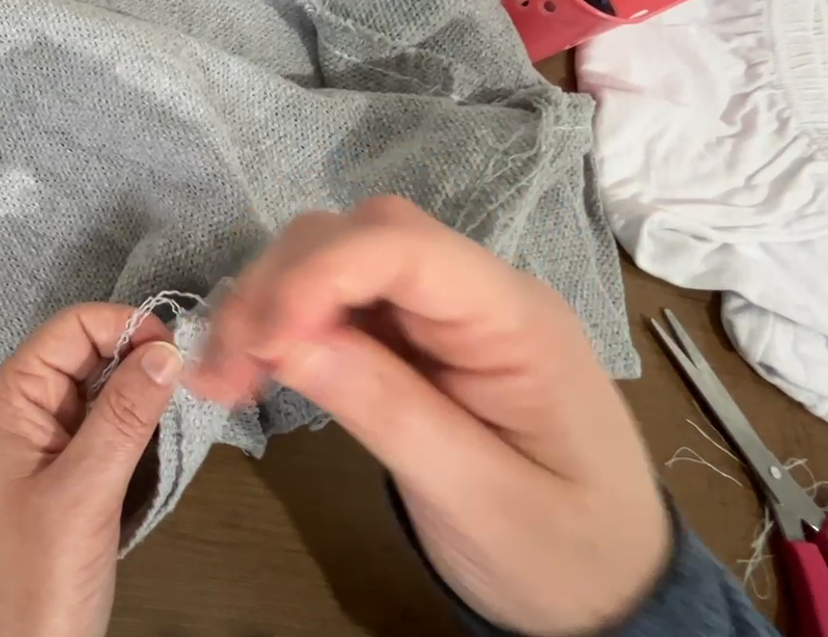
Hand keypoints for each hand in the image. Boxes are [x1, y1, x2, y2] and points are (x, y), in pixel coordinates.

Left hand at [0, 303, 183, 636]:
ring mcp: (40, 447)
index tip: (180, 352)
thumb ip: (124, 417)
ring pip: (99, 396)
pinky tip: (161, 444)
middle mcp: (22, 411)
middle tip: (194, 385)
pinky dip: (134, 433)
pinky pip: (101, 434)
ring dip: (140, 399)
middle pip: (86, 357)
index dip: (124, 327)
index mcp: (10, 398)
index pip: (71, 329)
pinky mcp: (59, 481)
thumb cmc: (28, 582)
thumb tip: (167, 351)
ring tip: (184, 414)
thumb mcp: (81, 495)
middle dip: (138, 361)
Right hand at [190, 197, 669, 635]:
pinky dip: (276, 324)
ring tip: (224, 370)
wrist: (604, 590)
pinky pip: (327, 300)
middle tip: (225, 362)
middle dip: (278, 286)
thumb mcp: (480, 499)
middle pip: (355, 236)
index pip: (405, 246)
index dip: (319, 273)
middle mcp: (470, 289)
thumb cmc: (562, 554)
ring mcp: (435, 306)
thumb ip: (387, 411)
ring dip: (265, 302)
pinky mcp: (404, 330)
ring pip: (328, 257)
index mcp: (513, 317)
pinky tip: (248, 362)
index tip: (260, 340)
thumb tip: (284, 341)